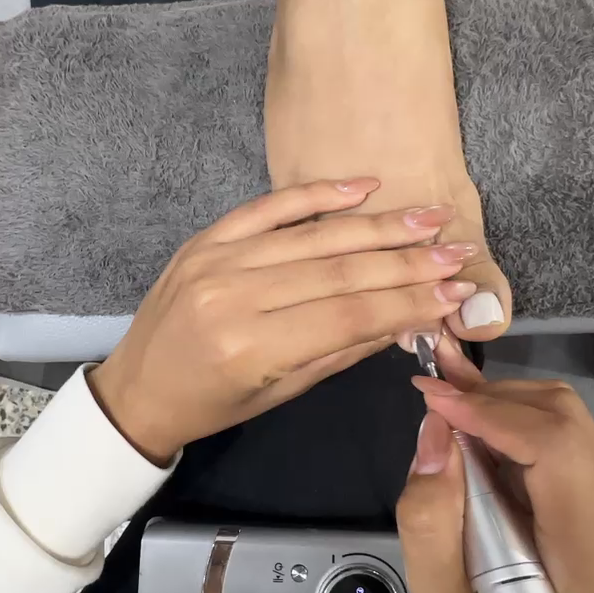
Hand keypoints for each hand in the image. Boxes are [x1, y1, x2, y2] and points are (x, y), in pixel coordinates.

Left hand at [88, 178, 478, 461]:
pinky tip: (361, 188)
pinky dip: (315, 195)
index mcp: (252, 347)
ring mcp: (216, 260)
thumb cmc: (212, 404)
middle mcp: (234, 295)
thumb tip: (407, 317)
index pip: (348, 316)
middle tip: (456, 249)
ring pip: (312, 237)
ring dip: (376, 226)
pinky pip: (267, 207)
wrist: (138, 388)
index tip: (455, 290)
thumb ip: (342, 350)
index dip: (408, 302)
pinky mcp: (205, 239)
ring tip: (427, 217)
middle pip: (337, 271)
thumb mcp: (281, 392)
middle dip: (405, 260)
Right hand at [395, 339, 593, 592]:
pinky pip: (557, 429)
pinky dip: (509, 409)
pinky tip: (468, 401)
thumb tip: (436, 431)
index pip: (554, 450)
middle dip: (491, 395)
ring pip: (562, 415)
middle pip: (563, 420)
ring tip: (443, 390)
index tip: (432, 395)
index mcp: (591, 554)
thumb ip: (430, 519)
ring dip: (498, 397)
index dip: (492, 413)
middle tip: (430, 385)